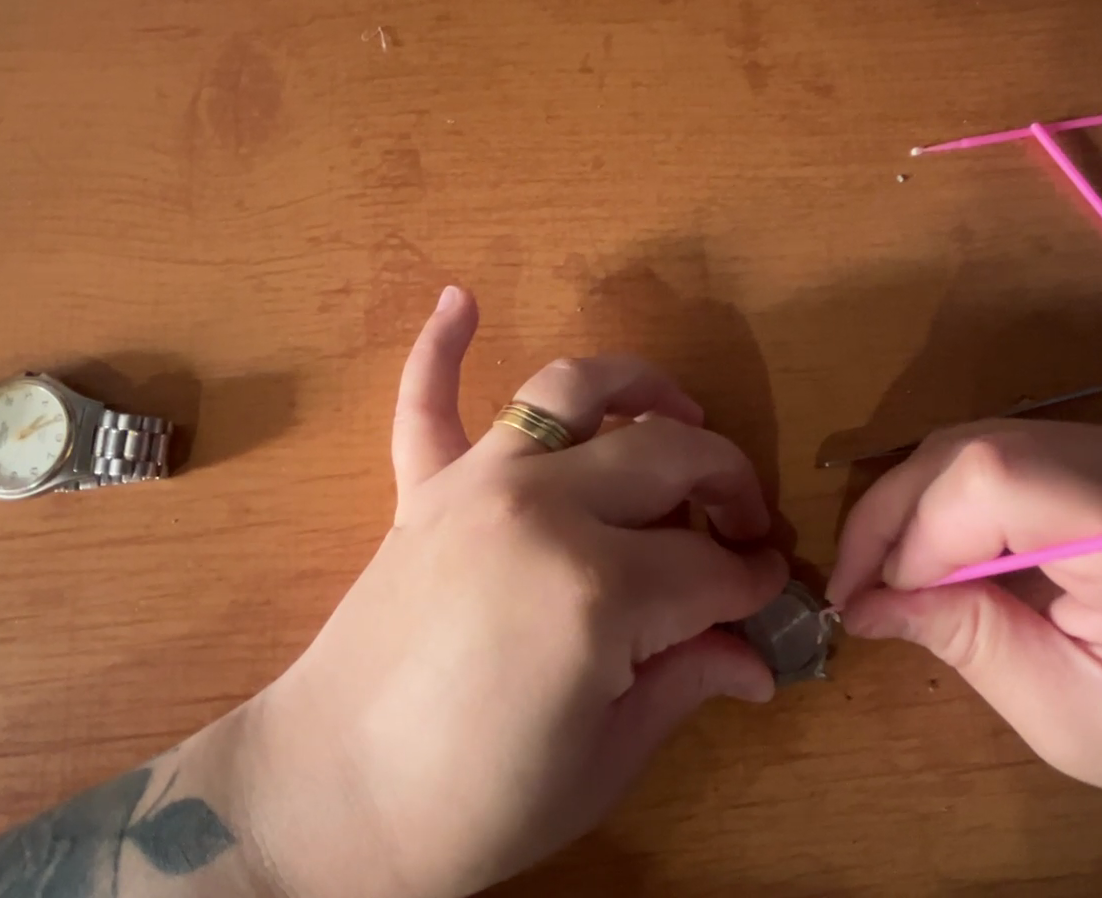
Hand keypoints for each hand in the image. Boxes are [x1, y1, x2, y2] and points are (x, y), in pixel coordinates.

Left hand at [247, 286, 787, 897]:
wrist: (331, 796)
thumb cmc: (475, 802)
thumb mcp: (604, 758)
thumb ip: (687, 682)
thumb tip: (759, 658)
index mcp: (599, 591)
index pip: (711, 567)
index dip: (753, 582)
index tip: (771, 592)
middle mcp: (543, 510)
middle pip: (667, 457)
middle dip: (728, 482)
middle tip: (743, 523)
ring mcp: (476, 485)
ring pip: (571, 391)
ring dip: (635, 386)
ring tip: (675, 410)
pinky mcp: (422, 489)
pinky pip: (426, 400)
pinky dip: (441, 346)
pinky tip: (460, 299)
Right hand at [826, 420, 1101, 822]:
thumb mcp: (1072, 720)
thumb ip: (964, 642)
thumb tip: (862, 602)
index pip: (993, 477)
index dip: (915, 531)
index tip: (881, 601)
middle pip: (972, 446)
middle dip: (895, 513)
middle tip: (861, 584)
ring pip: (976, 440)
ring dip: (916, 503)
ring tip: (896, 571)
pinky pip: (1003, 451)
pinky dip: (952, 498)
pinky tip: (947, 549)